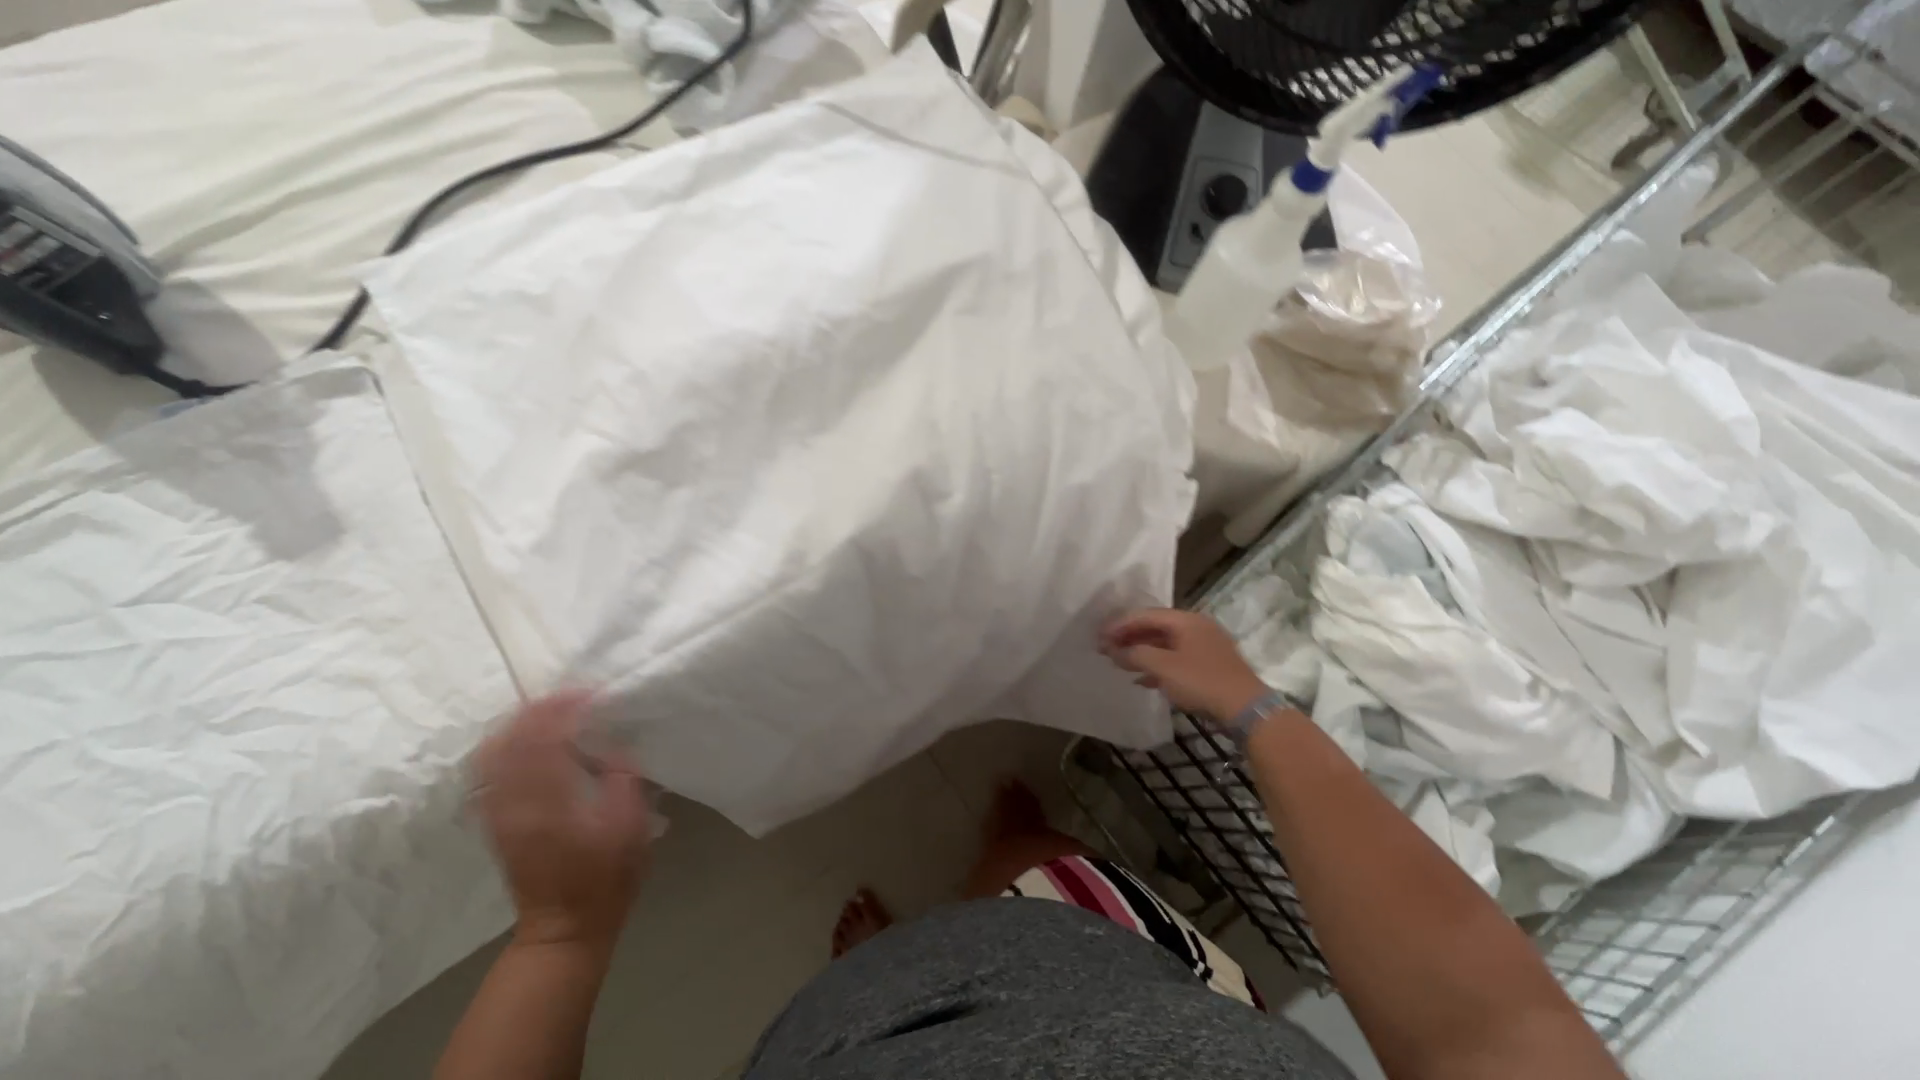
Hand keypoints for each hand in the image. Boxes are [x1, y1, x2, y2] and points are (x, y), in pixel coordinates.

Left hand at [473, 691, 652, 950]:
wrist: (564, 929)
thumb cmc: (607, 880)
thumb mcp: (632, 829)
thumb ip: (623, 781)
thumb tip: (613, 747)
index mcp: (553, 802)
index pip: (548, 739)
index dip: (565, 708)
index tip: (589, 692)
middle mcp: (517, 803)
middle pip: (511, 740)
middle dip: (536, 709)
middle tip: (565, 695)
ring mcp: (499, 814)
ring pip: (492, 755)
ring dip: (515, 725)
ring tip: (542, 711)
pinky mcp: (493, 824)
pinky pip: (485, 775)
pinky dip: (499, 749)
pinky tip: (517, 742)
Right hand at [1101, 609, 1267, 722]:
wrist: (1244, 708)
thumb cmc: (1201, 681)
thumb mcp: (1163, 667)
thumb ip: (1135, 655)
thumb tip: (1114, 650)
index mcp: (1186, 620)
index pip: (1145, 615)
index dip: (1119, 625)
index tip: (1098, 637)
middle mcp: (1196, 627)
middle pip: (1155, 627)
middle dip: (1129, 638)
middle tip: (1105, 648)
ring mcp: (1205, 647)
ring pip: (1165, 644)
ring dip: (1141, 652)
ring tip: (1119, 662)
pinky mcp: (1209, 666)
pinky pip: (1175, 659)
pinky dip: (1157, 666)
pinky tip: (1142, 679)